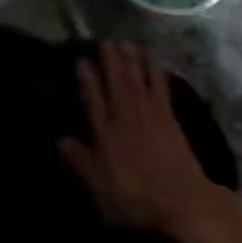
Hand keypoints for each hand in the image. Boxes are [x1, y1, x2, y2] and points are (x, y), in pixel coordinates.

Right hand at [60, 42, 228, 235]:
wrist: (181, 200)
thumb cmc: (135, 197)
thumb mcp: (99, 186)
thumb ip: (80, 162)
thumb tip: (61, 141)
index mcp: (106, 133)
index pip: (93, 100)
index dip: (87, 80)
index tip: (82, 60)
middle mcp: (126, 117)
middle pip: (117, 84)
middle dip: (111, 62)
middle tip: (106, 41)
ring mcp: (150, 116)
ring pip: (137, 81)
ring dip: (132, 61)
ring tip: (126, 43)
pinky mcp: (170, 119)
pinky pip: (160, 89)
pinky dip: (156, 73)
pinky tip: (153, 62)